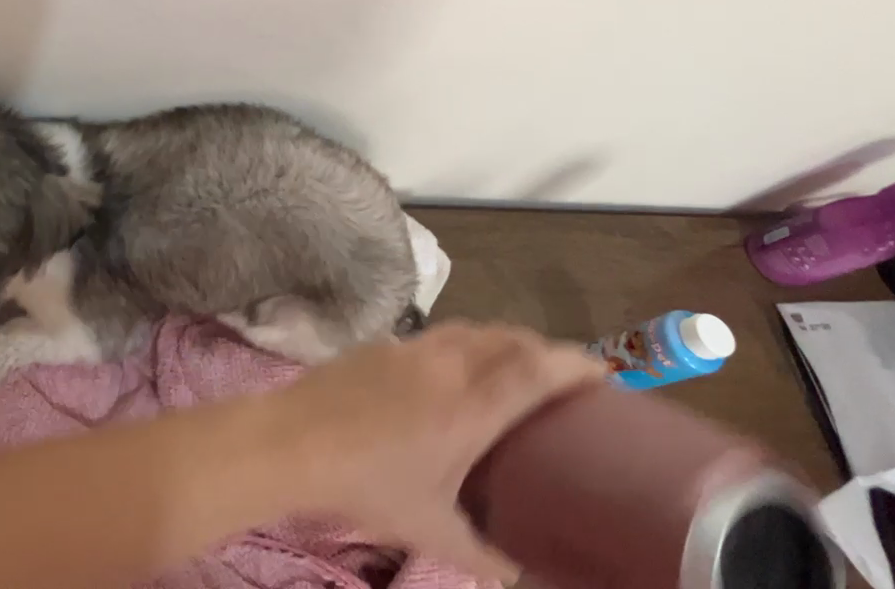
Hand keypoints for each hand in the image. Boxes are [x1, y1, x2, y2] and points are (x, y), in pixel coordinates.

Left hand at [275, 322, 605, 583]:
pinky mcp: (377, 345)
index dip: (575, 363)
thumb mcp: (431, 530)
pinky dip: (461, 344)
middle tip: (562, 375)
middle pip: (507, 339)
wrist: (289, 441)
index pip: (536, 369)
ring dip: (501, 341)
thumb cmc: (366, 486)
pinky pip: (434, 336)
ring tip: (512, 366)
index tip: (604, 371)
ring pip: (469, 331)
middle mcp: (445, 365)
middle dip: (543, 349)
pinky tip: (450, 371)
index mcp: (469, 405)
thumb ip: (482, 555)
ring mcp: (407, 348)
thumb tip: (517, 574)